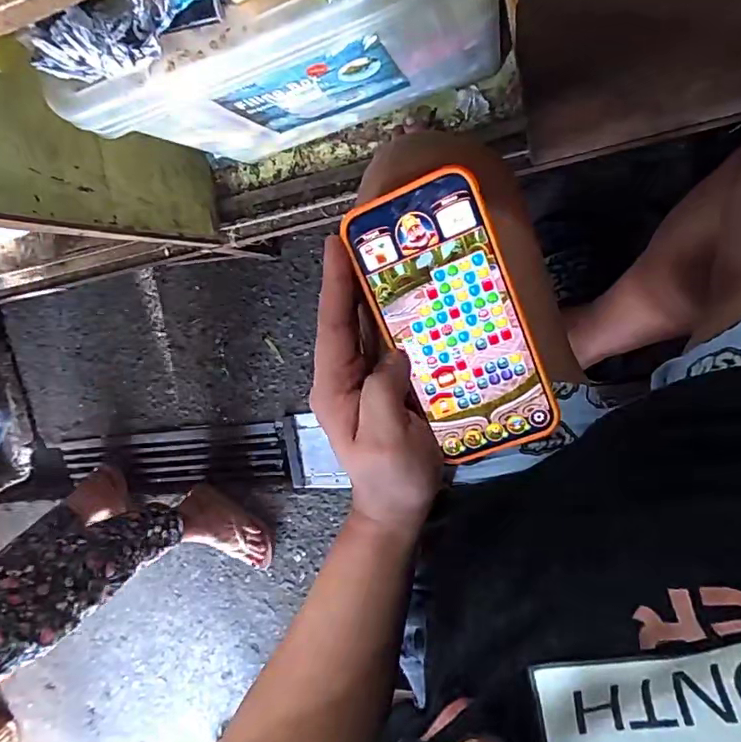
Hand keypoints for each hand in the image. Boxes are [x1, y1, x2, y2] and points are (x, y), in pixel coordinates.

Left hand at [310, 238, 443, 537]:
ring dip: (373, 290)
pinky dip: (394, 316)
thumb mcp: (384, 439)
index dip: (334, 283)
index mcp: (333, 385)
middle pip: (344, 317)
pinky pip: (386, 342)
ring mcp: (363, 378)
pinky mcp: (385, 383)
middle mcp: (344, 375)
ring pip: (364, 326)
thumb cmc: (389, 478)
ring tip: (387, 253)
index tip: (335, 243)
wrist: (397, 506)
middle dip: (351, 275)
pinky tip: (409, 295)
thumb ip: (383, 392)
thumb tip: (396, 352)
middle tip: (366, 235)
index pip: (331, 326)